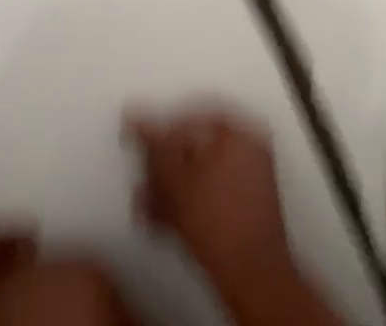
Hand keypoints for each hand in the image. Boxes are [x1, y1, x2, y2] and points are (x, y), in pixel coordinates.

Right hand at [123, 103, 296, 292]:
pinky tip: (159, 219)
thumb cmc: (223, 224)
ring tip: (145, 203)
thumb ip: (153, 144)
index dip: (160, 125)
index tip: (138, 137)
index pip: (192, 112)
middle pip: (193, 143)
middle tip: (141, 174)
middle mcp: (250, 147)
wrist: (250, 273)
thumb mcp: (176, 178)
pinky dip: (183, 201)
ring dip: (166, 186)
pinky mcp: (244, 204)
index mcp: (240, 131)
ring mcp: (250, 176)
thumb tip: (135, 115)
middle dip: (160, 164)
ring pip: (197, 170)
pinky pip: (207, 191)